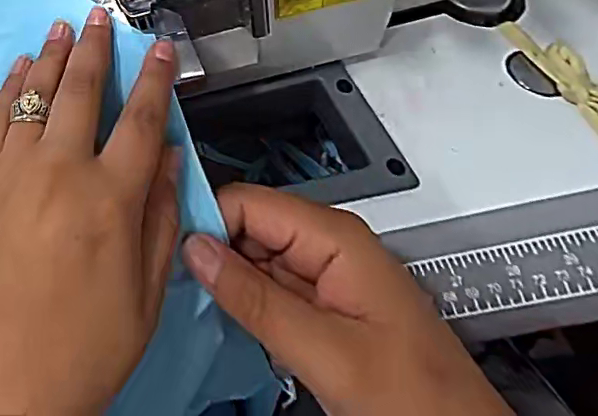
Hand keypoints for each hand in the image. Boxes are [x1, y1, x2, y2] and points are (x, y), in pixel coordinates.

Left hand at [0, 8, 182, 415]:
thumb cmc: (77, 348)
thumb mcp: (143, 297)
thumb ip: (160, 220)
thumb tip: (167, 159)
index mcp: (109, 198)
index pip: (141, 119)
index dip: (154, 78)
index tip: (161, 48)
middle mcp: (60, 169)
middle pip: (82, 90)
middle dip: (95, 47)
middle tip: (100, 18)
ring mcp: (16, 168)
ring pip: (36, 92)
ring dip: (51, 55)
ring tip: (61, 28)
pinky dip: (10, 87)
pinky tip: (18, 69)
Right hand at [182, 185, 509, 415]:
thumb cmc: (424, 403)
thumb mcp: (330, 354)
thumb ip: (256, 298)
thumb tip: (196, 249)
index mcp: (334, 236)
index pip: (246, 202)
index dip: (207, 221)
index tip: (173, 248)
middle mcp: (326, 243)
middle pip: (245, 224)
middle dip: (213, 250)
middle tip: (179, 280)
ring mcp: (321, 271)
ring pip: (251, 255)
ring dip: (226, 277)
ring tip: (200, 300)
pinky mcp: (319, 300)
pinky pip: (266, 284)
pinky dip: (244, 298)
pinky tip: (230, 316)